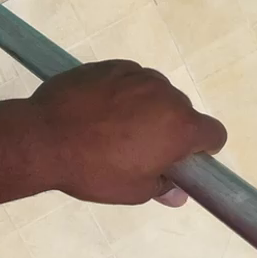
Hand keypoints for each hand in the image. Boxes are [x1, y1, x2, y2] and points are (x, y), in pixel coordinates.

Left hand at [26, 61, 226, 205]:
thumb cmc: (93, 169)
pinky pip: (126, 79)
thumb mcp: (132, 190)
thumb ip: (161, 186)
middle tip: (137, 146)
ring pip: (153, 92)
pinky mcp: (107, 66)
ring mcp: (134, 75)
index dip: (200, 149)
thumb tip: (177, 192)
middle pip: (181, 111)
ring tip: (111, 126)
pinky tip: (96, 107)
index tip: (177, 158)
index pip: (213, 134)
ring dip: (143, 106)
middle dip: (167, 127)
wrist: (42, 137)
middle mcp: (164, 94)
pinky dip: (119, 91)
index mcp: (180, 126)